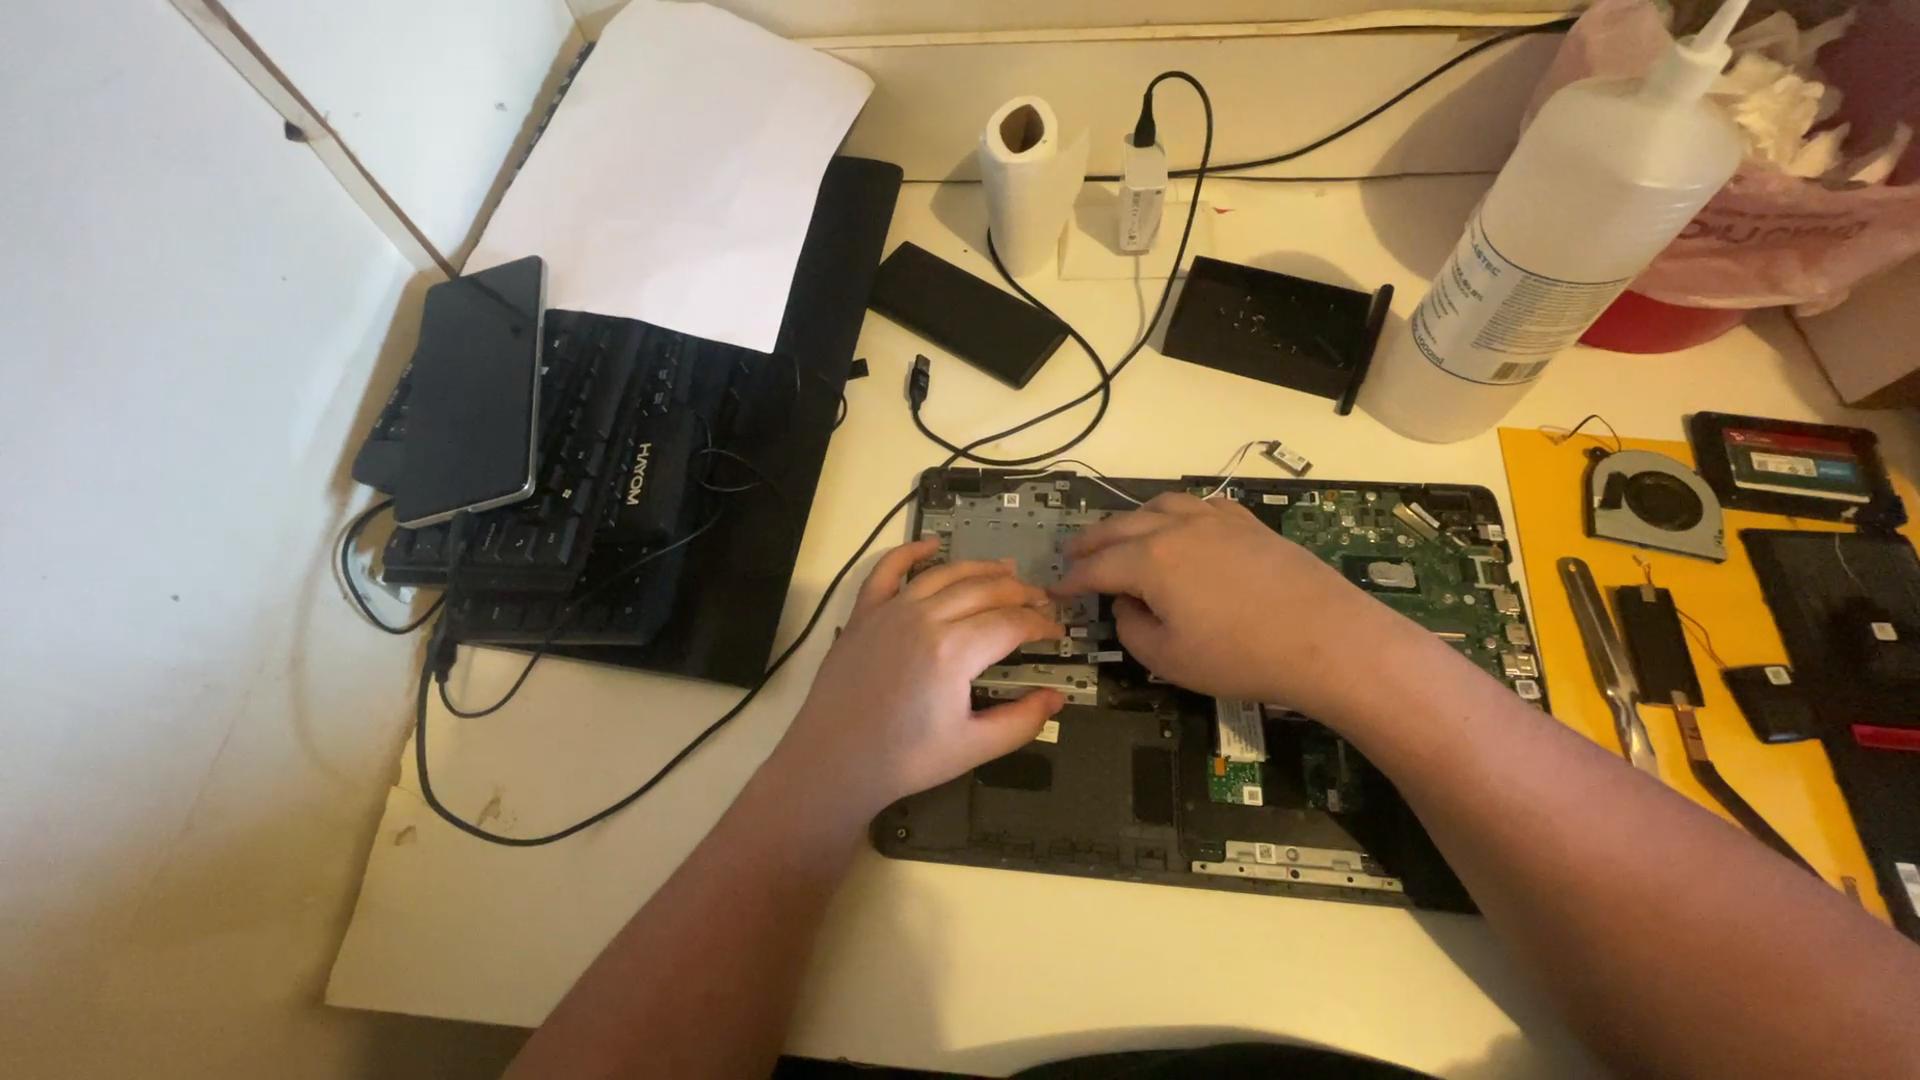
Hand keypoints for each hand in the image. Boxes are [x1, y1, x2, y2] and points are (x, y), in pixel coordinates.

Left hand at [774, 539, 1065, 817]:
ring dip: (981, 568)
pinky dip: (911, 552)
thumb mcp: (973, 748)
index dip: (1041, 624)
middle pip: (984, 590)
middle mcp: (925, 618)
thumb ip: (1021, 721)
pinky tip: (931, 545)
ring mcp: (891, 610)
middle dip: (1020, 592)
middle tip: (1041, 599)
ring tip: (1007, 570)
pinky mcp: (864, 614)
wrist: (833, 761)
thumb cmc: (905, 759)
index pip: (1012, 623)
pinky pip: (887, 570)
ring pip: (945, 574)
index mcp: (955, 651)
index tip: (1056, 632)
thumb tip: (1056, 698)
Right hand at [1051, 493, 1418, 717]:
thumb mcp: (1169, 658)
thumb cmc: (1241, 656)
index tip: (1054, 589)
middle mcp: (1177, 528)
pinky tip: (1182, 523)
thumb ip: (1133, 629)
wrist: (1327, 640)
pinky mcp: (1249, 525)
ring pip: (1160, 505)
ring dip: (1131, 518)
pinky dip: (1178, 511)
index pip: (1097, 567)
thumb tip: (1128, 607)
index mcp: (1150, 560)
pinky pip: (1202, 505)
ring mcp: (1216, 521)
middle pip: (1121, 527)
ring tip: (1121, 531)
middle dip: (1091, 541)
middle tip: (1072, 552)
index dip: (1072, 580)